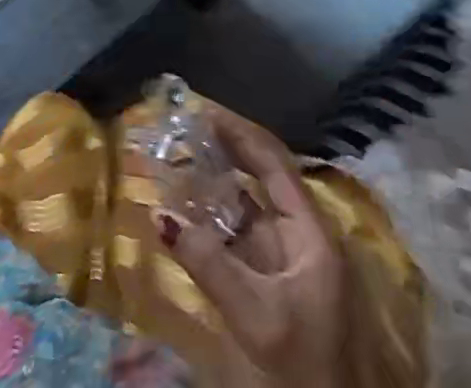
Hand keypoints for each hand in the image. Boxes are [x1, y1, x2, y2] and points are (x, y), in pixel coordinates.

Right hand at [152, 104, 345, 387]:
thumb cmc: (305, 364)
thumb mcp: (256, 313)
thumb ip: (208, 262)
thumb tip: (159, 214)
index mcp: (311, 234)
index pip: (275, 166)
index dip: (240, 134)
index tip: (203, 109)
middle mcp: (301, 236)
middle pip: (263, 177)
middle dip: (226, 148)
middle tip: (184, 126)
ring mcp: (286, 259)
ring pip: (248, 205)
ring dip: (215, 180)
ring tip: (178, 157)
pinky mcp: (270, 280)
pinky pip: (237, 234)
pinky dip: (211, 215)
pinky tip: (185, 209)